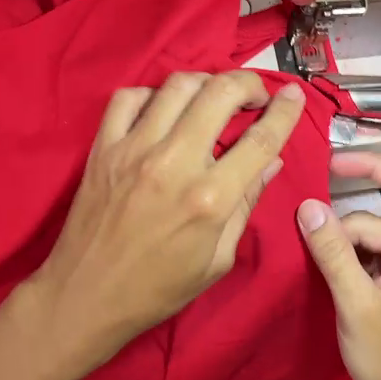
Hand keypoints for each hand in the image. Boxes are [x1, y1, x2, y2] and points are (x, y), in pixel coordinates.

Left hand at [28, 72, 305, 364]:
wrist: (86, 297)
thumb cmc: (158, 289)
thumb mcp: (217, 261)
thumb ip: (245, 205)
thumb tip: (270, 162)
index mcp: (210, 198)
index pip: (260, 139)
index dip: (285, 111)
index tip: (295, 96)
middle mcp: (174, 163)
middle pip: (220, 93)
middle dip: (248, 84)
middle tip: (255, 97)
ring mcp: (133, 150)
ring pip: (177, 85)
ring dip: (206, 83)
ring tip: (214, 98)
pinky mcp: (102, 148)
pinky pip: (128, 97)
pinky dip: (153, 95)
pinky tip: (163, 111)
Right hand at [297, 152, 380, 379]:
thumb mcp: (357, 303)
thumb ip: (333, 252)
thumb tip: (307, 206)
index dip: (372, 166)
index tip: (331, 162)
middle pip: (377, 215)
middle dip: (342, 229)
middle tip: (309, 248)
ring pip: (365, 235)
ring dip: (339, 249)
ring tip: (323, 280)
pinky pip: (364, 253)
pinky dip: (344, 260)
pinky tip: (328, 278)